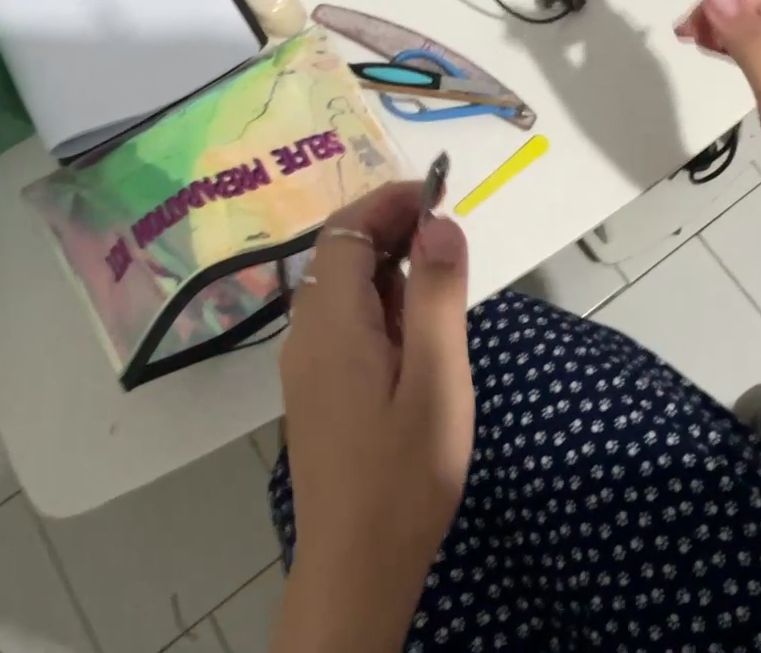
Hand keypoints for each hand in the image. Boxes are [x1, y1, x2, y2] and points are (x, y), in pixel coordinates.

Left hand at [274, 182, 472, 649]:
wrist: (357, 566)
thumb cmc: (403, 474)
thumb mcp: (436, 379)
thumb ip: (437, 294)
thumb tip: (440, 221)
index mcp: (330, 323)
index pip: (346, 231)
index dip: (390, 201)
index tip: (442, 194)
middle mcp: (308, 333)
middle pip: (342, 254)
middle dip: (395, 229)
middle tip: (452, 238)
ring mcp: (310, 362)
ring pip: (346, 287)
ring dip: (393, 267)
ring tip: (444, 285)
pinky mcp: (322, 386)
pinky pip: (349, 321)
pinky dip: (385, 304)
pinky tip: (419, 333)